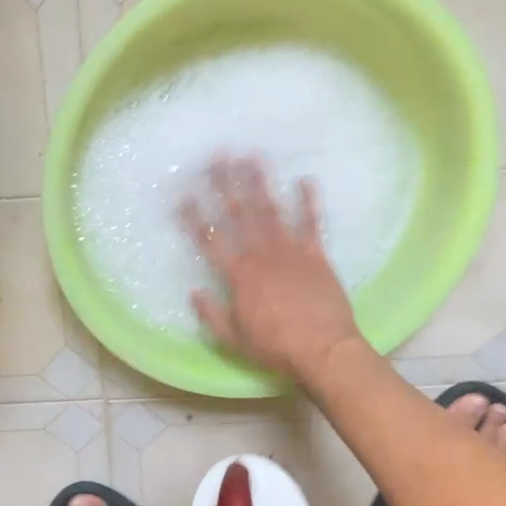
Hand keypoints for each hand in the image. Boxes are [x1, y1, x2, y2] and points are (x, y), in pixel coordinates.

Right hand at [180, 157, 362, 379]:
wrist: (323, 349)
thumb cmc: (275, 348)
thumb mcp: (233, 340)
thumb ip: (212, 315)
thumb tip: (194, 293)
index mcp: (238, 277)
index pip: (210, 241)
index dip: (194, 217)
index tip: (183, 195)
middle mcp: (262, 256)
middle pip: (239, 215)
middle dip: (225, 185)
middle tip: (216, 158)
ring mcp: (291, 252)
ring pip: (271, 211)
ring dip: (260, 183)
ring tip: (251, 157)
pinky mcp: (317, 255)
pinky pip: (312, 223)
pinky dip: (309, 200)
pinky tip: (305, 179)